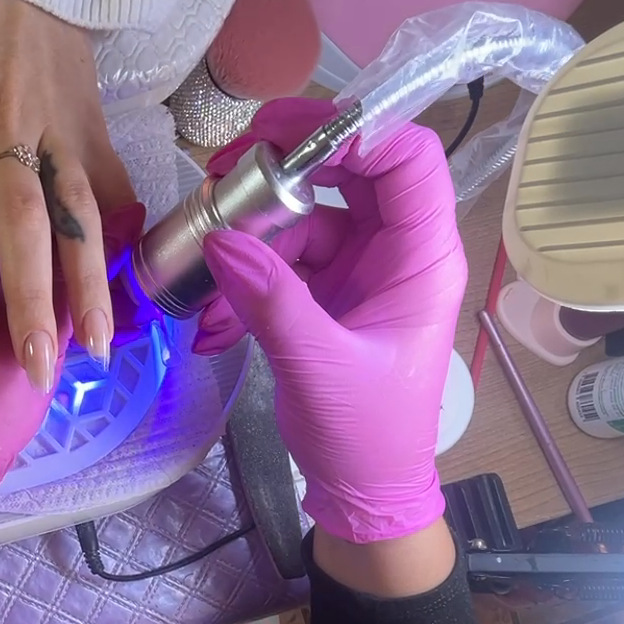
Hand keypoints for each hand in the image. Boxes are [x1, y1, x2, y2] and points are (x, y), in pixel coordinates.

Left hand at [0, 0, 136, 389]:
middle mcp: (3, 131)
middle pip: (22, 228)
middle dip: (32, 304)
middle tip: (39, 369)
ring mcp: (54, 129)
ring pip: (76, 215)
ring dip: (86, 285)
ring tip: (93, 345)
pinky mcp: (90, 124)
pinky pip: (108, 188)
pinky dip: (115, 237)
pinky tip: (119, 287)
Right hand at [197, 99, 466, 545]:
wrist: (361, 490)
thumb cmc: (364, 434)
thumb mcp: (317, 366)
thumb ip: (270, 301)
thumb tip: (221, 240)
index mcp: (420, 260)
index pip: (405, 161)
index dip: (352, 133)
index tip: (279, 140)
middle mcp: (392, 256)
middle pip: (346, 182)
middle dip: (281, 178)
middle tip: (220, 174)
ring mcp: (356, 278)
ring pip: (300, 230)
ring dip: (248, 255)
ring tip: (203, 292)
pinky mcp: (324, 304)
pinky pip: (280, 274)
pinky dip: (243, 294)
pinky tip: (211, 329)